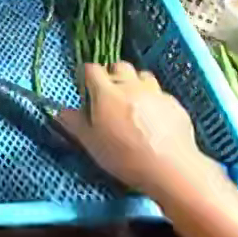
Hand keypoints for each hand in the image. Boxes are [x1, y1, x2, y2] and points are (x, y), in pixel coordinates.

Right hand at [56, 62, 217, 201]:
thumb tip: (61, 111)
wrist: (172, 170)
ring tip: (132, 101)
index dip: (86, 75)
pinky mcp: (176, 105)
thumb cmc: (124, 156)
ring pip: (143, 76)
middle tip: (109, 93)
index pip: (92, 68)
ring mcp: (156, 94)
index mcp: (106, 92)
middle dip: (112, 74)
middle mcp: (131, 86)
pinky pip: (161, 93)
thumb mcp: (91, 142)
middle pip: (120, 66)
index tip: (86, 89)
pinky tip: (154, 117)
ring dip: (135, 83)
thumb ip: (74, 123)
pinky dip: (153, 99)